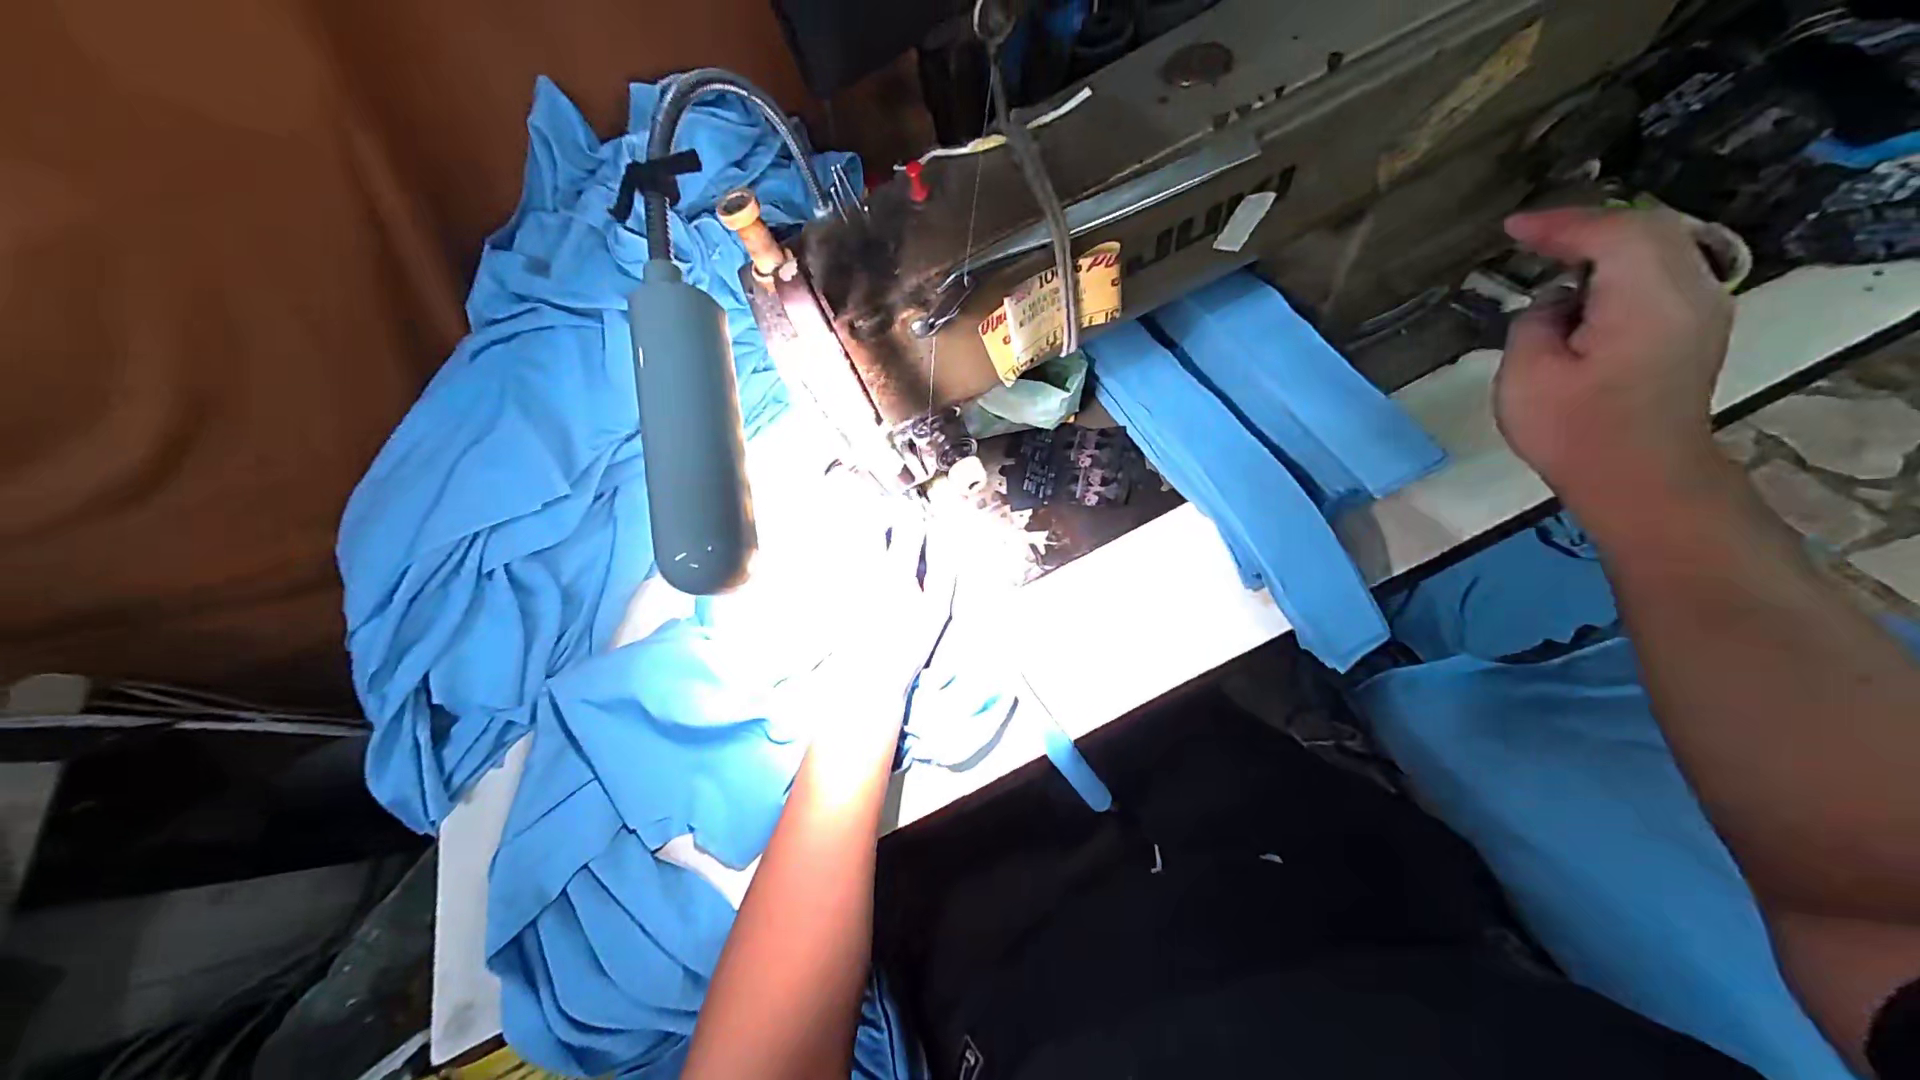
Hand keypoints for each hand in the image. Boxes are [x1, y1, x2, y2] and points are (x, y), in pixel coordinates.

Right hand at [1495, 208, 1735, 524]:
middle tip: (1530, 237)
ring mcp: (1701, 309)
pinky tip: (1586, 285)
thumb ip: (1535, 322)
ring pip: (1660, 247)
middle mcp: (1691, 291)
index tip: (1511, 229)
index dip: (1560, 224)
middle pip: (1646, 229)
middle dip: (1585, 226)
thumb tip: (1554, 304)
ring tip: (1553, 257)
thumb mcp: (1526, 375)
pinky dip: (1621, 266)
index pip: (1612, 232)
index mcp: (1648, 298)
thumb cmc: (1574, 430)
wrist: (1639, 477)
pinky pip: (1662, 273)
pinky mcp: (1694, 329)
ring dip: (1605, 245)